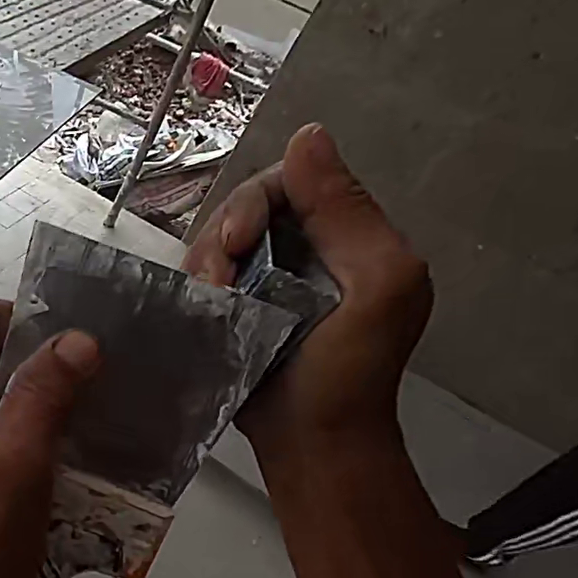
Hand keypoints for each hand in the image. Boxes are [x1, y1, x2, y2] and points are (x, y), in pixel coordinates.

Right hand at [183, 123, 430, 456]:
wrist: (312, 442)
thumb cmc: (349, 372)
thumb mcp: (376, 285)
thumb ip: (347, 212)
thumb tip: (308, 134)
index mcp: (351, 233)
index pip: (294, 181)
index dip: (257, 200)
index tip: (237, 242)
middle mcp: (311, 244)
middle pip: (251, 205)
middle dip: (226, 234)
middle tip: (218, 281)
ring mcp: (274, 272)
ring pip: (224, 234)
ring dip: (208, 259)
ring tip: (212, 298)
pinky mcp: (243, 298)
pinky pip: (210, 266)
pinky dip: (201, 278)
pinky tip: (205, 303)